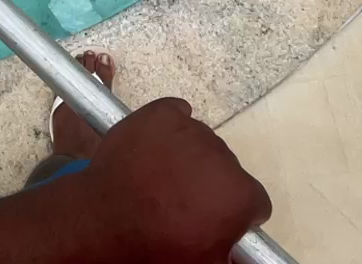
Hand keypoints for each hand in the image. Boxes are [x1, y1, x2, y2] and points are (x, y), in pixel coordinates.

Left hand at [83, 97, 271, 262]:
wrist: (106, 218)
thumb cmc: (159, 246)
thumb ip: (235, 255)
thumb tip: (243, 254)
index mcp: (239, 193)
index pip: (255, 201)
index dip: (238, 215)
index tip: (217, 221)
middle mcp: (220, 154)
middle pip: (227, 168)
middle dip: (211, 183)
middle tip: (185, 201)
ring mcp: (188, 128)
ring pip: (201, 141)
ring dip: (190, 155)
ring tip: (164, 175)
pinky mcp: (160, 112)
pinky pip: (177, 112)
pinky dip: (172, 125)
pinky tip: (159, 144)